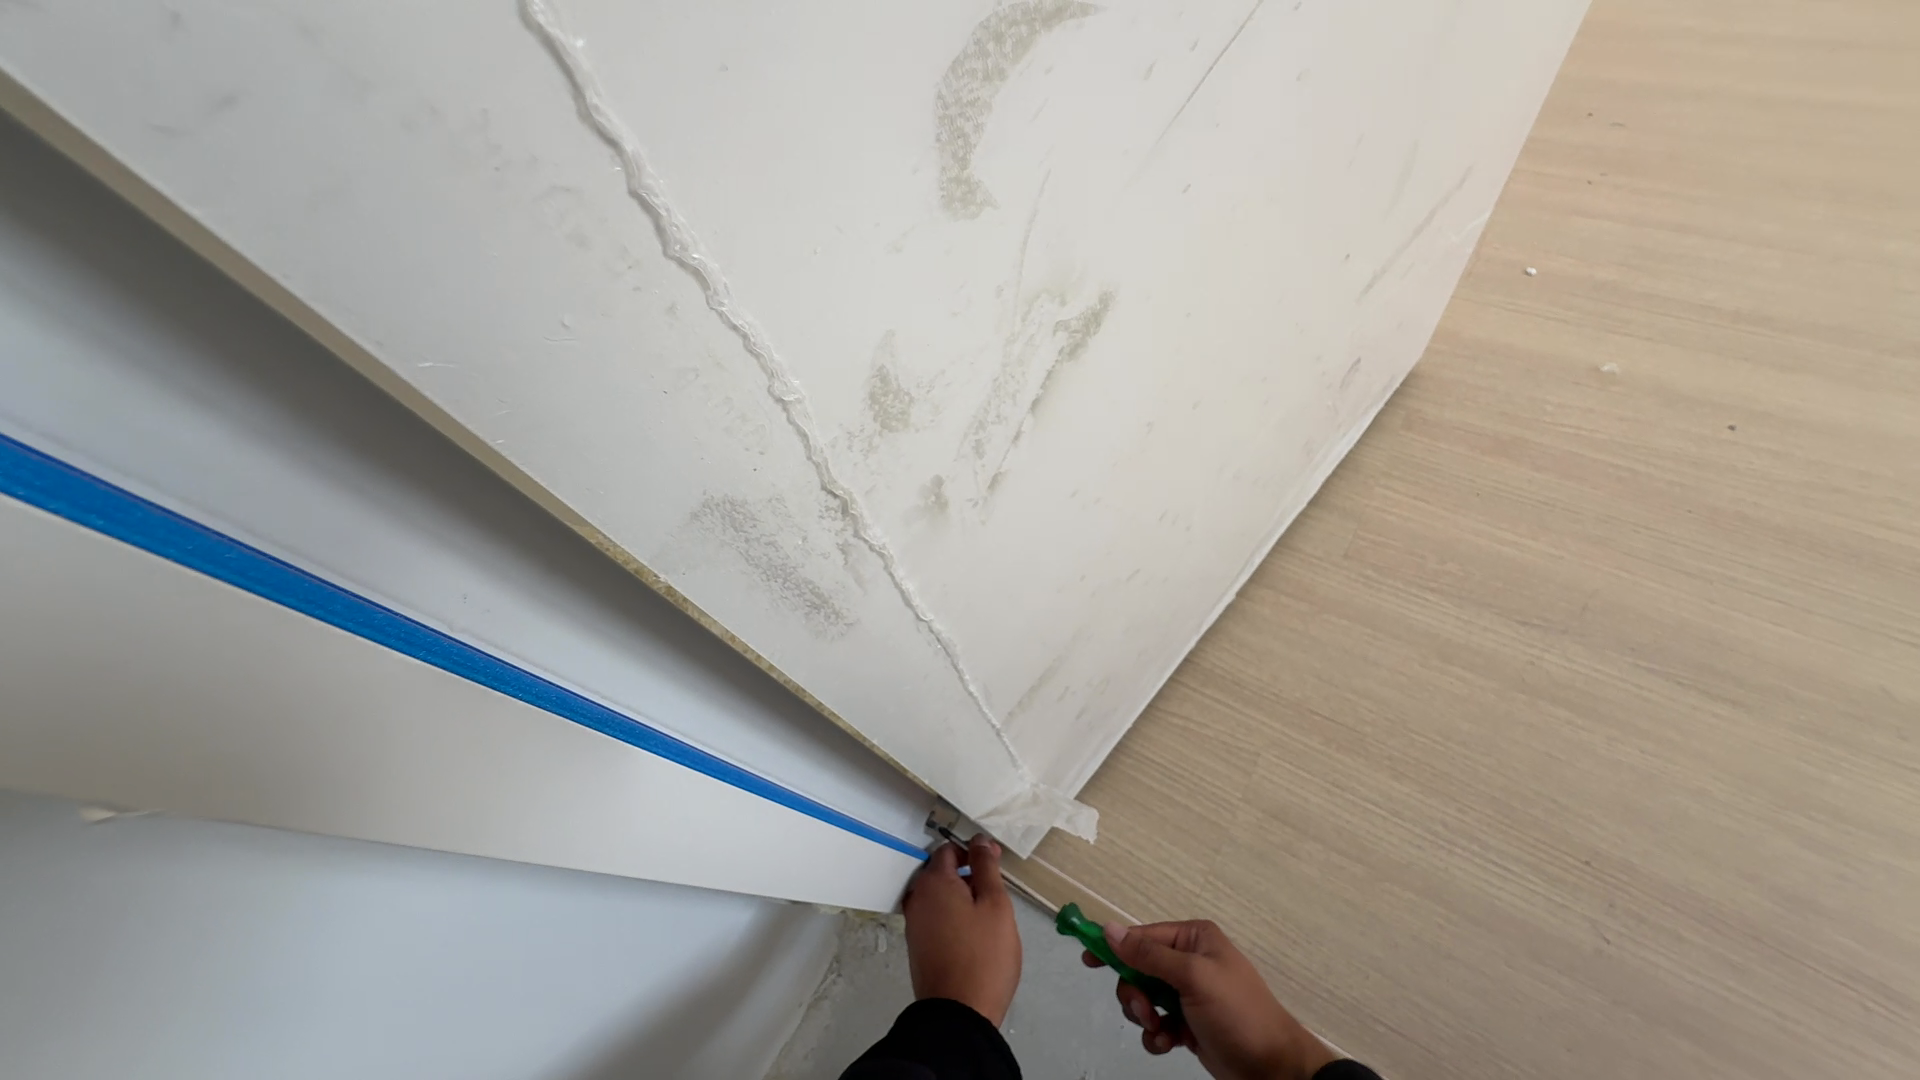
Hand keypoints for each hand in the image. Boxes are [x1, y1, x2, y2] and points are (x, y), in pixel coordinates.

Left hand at [902, 836, 1021, 1026]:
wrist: (958, 1016)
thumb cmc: (983, 955)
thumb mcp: (995, 905)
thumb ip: (986, 867)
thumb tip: (978, 841)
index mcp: (933, 882)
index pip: (949, 850)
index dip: (974, 852)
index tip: (995, 865)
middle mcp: (916, 898)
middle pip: (941, 872)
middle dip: (967, 875)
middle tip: (995, 894)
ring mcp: (914, 924)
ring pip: (939, 896)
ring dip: (960, 897)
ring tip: (987, 916)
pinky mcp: (917, 946)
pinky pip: (935, 917)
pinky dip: (952, 916)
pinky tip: (972, 934)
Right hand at [1085, 919, 1337, 1079]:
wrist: (1274, 1069)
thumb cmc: (1236, 1012)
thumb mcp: (1192, 977)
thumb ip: (1148, 955)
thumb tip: (1108, 928)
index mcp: (1193, 938)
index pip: (1143, 935)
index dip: (1114, 946)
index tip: (1087, 959)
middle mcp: (1189, 961)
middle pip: (1138, 968)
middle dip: (1135, 992)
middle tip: (1144, 1010)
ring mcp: (1188, 994)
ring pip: (1143, 997)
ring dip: (1144, 1016)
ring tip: (1161, 1030)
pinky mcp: (1188, 1024)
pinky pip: (1156, 1022)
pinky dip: (1156, 1034)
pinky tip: (1168, 1044)